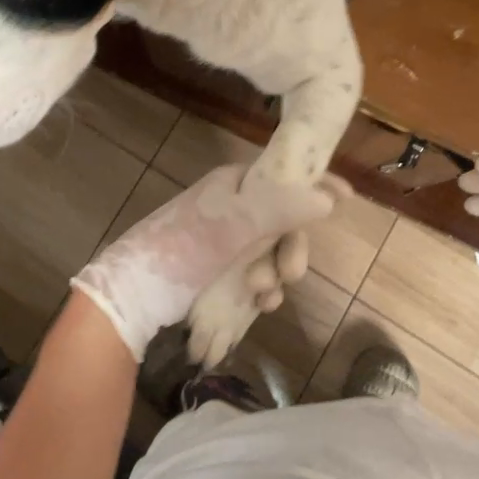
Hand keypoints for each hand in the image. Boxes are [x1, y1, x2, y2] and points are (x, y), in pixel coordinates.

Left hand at [71, 165, 343, 361]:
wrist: (131, 297)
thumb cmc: (180, 253)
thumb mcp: (232, 228)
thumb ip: (278, 209)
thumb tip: (329, 198)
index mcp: (233, 185)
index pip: (284, 174)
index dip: (315, 183)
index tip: (347, 195)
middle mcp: (232, 205)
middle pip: (283, 217)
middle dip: (292, 246)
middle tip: (292, 273)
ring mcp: (225, 237)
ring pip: (271, 248)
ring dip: (277, 271)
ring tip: (265, 296)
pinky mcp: (218, 267)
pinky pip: (255, 270)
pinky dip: (264, 285)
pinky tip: (260, 303)